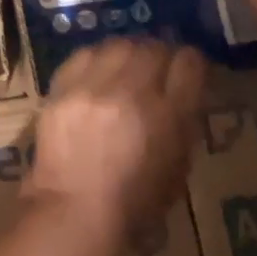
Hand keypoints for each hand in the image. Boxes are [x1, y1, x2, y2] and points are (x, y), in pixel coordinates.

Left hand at [24, 39, 206, 238]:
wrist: (73, 210)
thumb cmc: (133, 203)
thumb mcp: (178, 169)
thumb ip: (184, 125)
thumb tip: (184, 93)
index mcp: (168, 116)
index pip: (189, 64)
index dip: (193, 63)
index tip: (190, 69)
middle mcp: (131, 91)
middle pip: (153, 48)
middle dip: (161, 55)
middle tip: (158, 67)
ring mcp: (93, 85)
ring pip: (119, 45)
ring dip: (129, 52)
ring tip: (128, 66)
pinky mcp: (63, 85)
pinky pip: (85, 54)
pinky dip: (98, 59)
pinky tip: (99, 72)